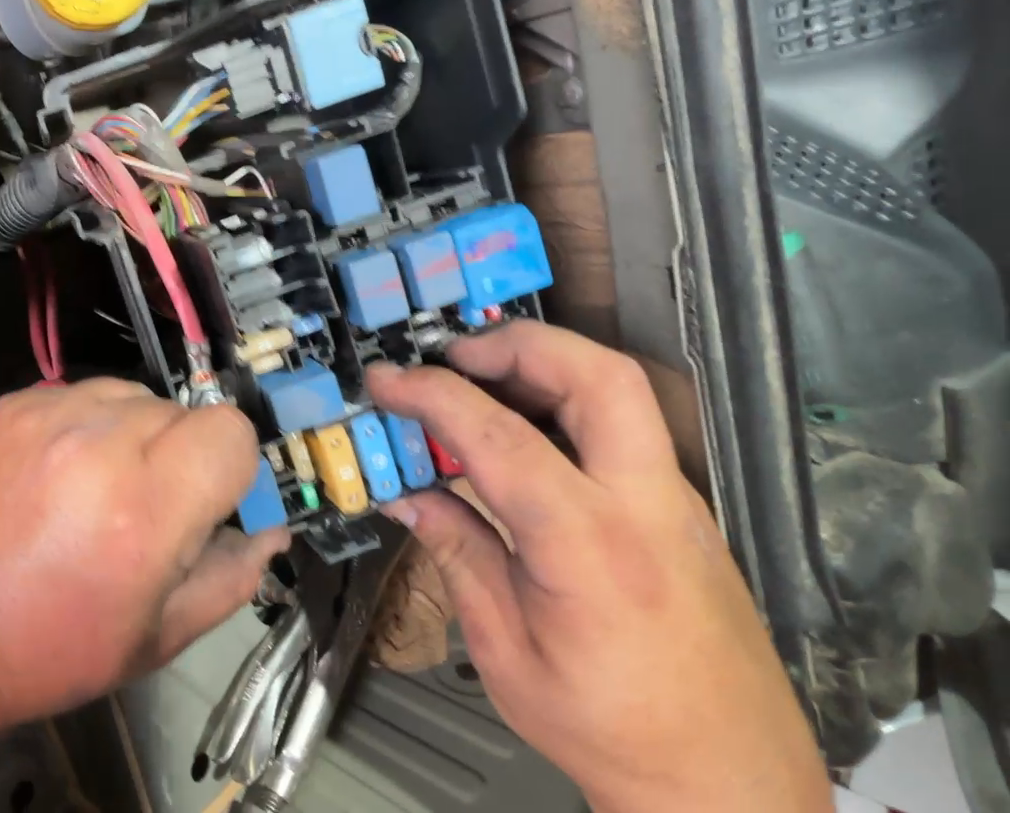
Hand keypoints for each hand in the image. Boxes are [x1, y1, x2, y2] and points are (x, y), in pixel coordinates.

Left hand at [0, 379, 289, 737]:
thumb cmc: (46, 648)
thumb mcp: (156, 639)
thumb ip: (229, 577)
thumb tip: (269, 529)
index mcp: (144, 507)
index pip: (231, 431)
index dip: (232, 468)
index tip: (211, 502)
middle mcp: (99, 443)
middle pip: (185, 411)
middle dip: (183, 455)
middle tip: (150, 506)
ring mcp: (50, 414)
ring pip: (135, 395)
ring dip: (137, 434)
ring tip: (103, 486)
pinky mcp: (12, 404)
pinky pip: (81, 394)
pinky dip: (88, 425)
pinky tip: (62, 470)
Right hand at [368, 322, 830, 812]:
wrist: (728, 782)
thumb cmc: (606, 728)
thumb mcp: (504, 648)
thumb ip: (457, 552)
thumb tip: (405, 494)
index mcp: (591, 549)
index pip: (501, 438)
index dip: (433, 396)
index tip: (385, 381)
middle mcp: (647, 509)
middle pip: (600, 378)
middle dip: (519, 344)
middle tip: (450, 354)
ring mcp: (676, 504)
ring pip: (622, 391)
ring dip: (544, 366)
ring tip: (474, 381)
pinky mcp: (682, 511)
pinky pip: (623, 428)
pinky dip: (563, 404)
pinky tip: (517, 432)